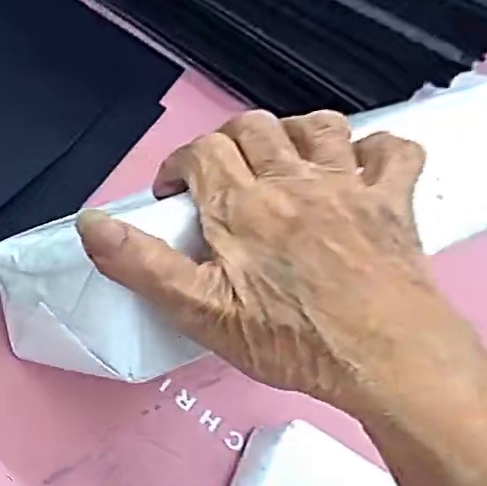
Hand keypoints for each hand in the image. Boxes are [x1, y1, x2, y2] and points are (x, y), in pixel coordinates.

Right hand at [76, 109, 486, 417]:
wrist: (387, 359)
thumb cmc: (285, 339)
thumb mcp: (193, 308)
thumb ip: (137, 261)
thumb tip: (91, 223)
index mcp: (241, 207)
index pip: (200, 151)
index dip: (175, 167)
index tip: (169, 199)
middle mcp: (296, 183)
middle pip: (253, 128)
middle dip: (220, 145)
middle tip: (210, 183)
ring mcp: (352, 188)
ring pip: (316, 126)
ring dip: (284, 135)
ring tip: (269, 167)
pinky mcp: (395, 203)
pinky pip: (392, 149)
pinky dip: (367, 148)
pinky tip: (348, 169)